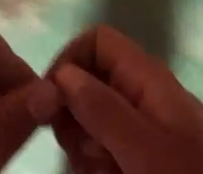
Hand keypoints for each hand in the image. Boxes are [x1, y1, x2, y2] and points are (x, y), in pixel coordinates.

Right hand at [45, 26, 202, 173]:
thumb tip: (63, 74)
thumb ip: (103, 109)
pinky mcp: (151, 163)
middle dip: (76, 119)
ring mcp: (151, 134)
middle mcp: (148, 99)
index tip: (52, 105)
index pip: (98, 41)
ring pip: (96, 125)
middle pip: (91, 84)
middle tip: (84, 155)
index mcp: (151, 81)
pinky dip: (103, 169)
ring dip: (87, 152)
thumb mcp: (145, 151)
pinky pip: (112, 153)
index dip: (69, 62)